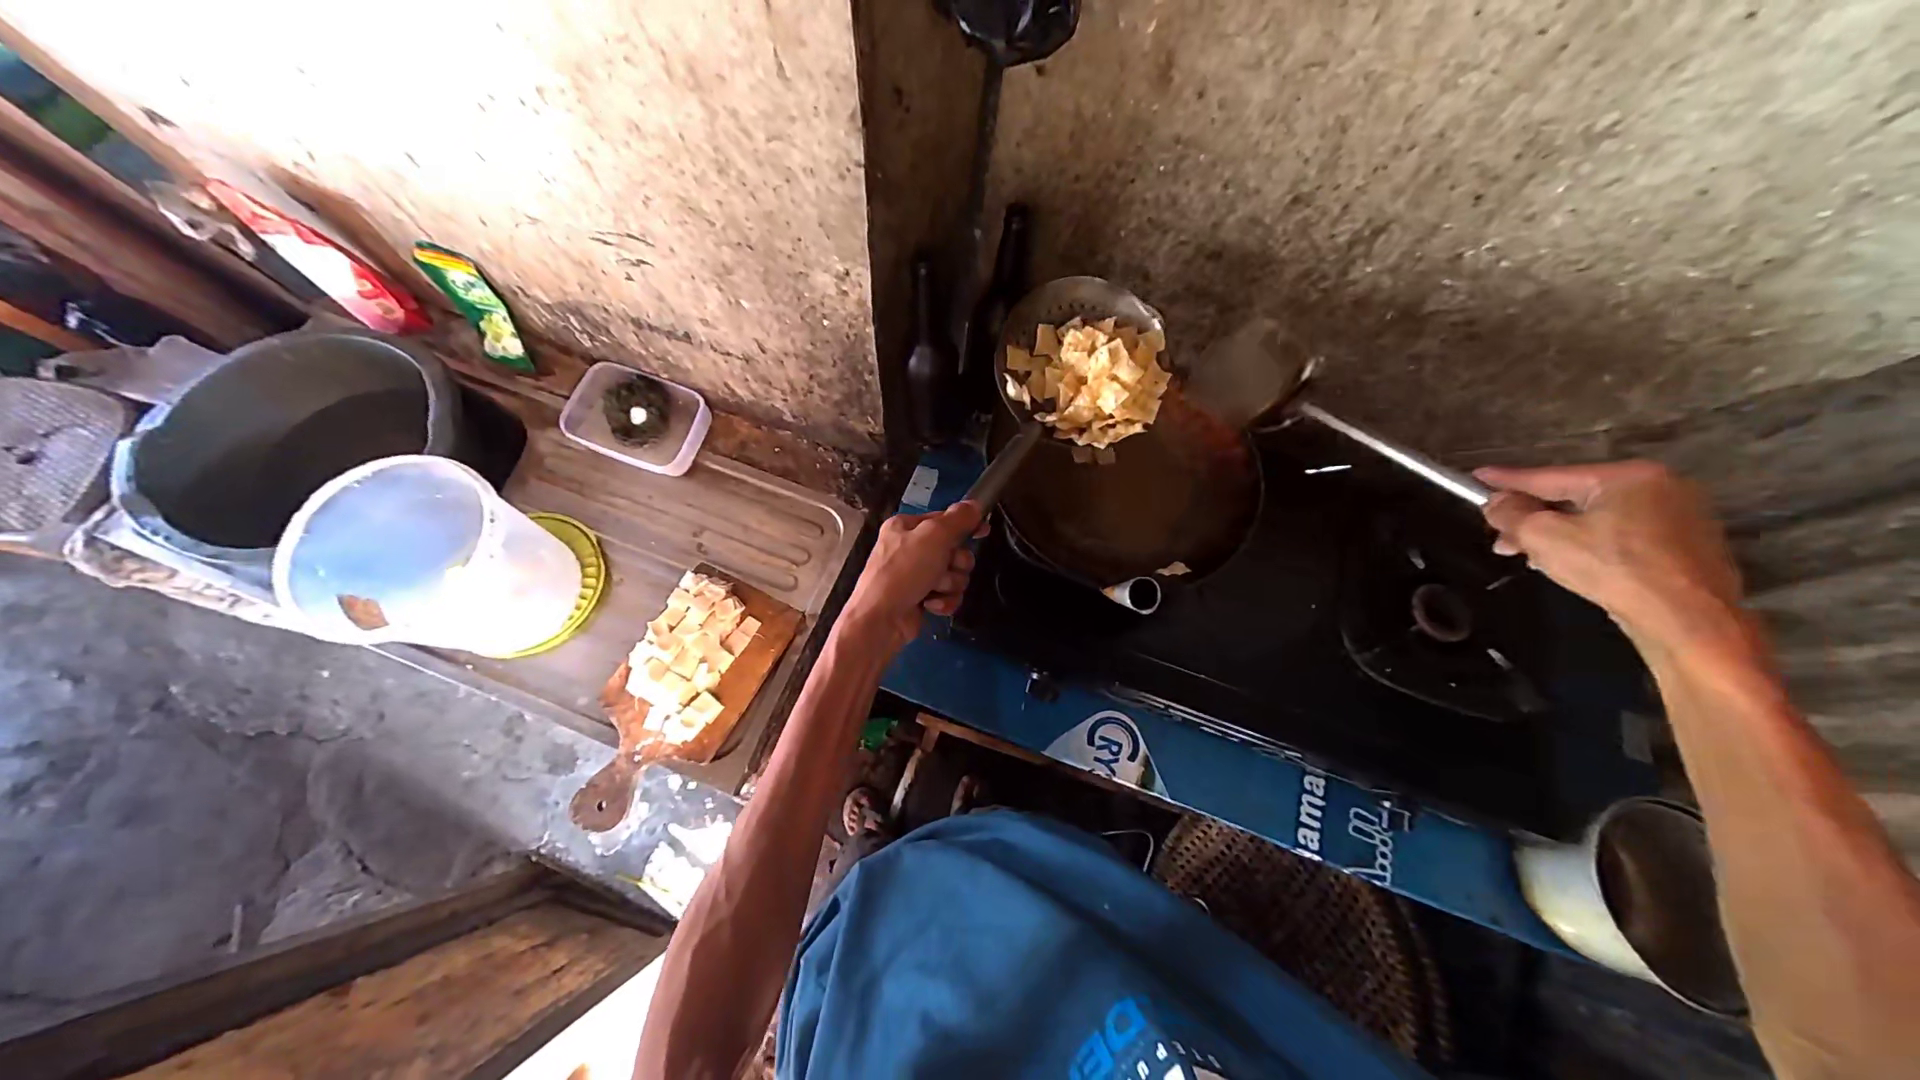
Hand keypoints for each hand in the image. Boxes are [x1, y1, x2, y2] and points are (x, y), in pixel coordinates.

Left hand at [838, 501, 987, 655]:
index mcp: (907, 526)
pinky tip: (929, 604)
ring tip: (932, 589)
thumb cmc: (902, 572)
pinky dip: (943, 601)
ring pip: (955, 575)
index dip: (965, 525)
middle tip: (943, 568)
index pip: (945, 519)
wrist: (880, 620)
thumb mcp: (933, 537)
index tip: (983, 530)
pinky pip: (948, 595)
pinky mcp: (922, 598)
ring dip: (949, 584)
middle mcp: (910, 548)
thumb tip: (975, 504)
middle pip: (955, 550)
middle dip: (955, 563)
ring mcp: (916, 575)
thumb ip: (958, 519)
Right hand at [1475, 461, 1746, 646]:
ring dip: (1556, 534)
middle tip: (1500, 536)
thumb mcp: (1543, 537)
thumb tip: (1495, 503)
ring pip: (1596, 517)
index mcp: (1627, 476)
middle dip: (1531, 517)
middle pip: (1574, 497)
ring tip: (1527, 554)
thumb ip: (1511, 514)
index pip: (1550, 476)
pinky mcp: (1686, 544)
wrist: (1687, 619)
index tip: (1477, 475)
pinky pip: (1621, 534)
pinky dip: (1588, 543)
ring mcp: (1679, 515)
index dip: (1507, 479)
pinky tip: (1568, 562)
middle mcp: (1659, 486)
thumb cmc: (1613, 569)